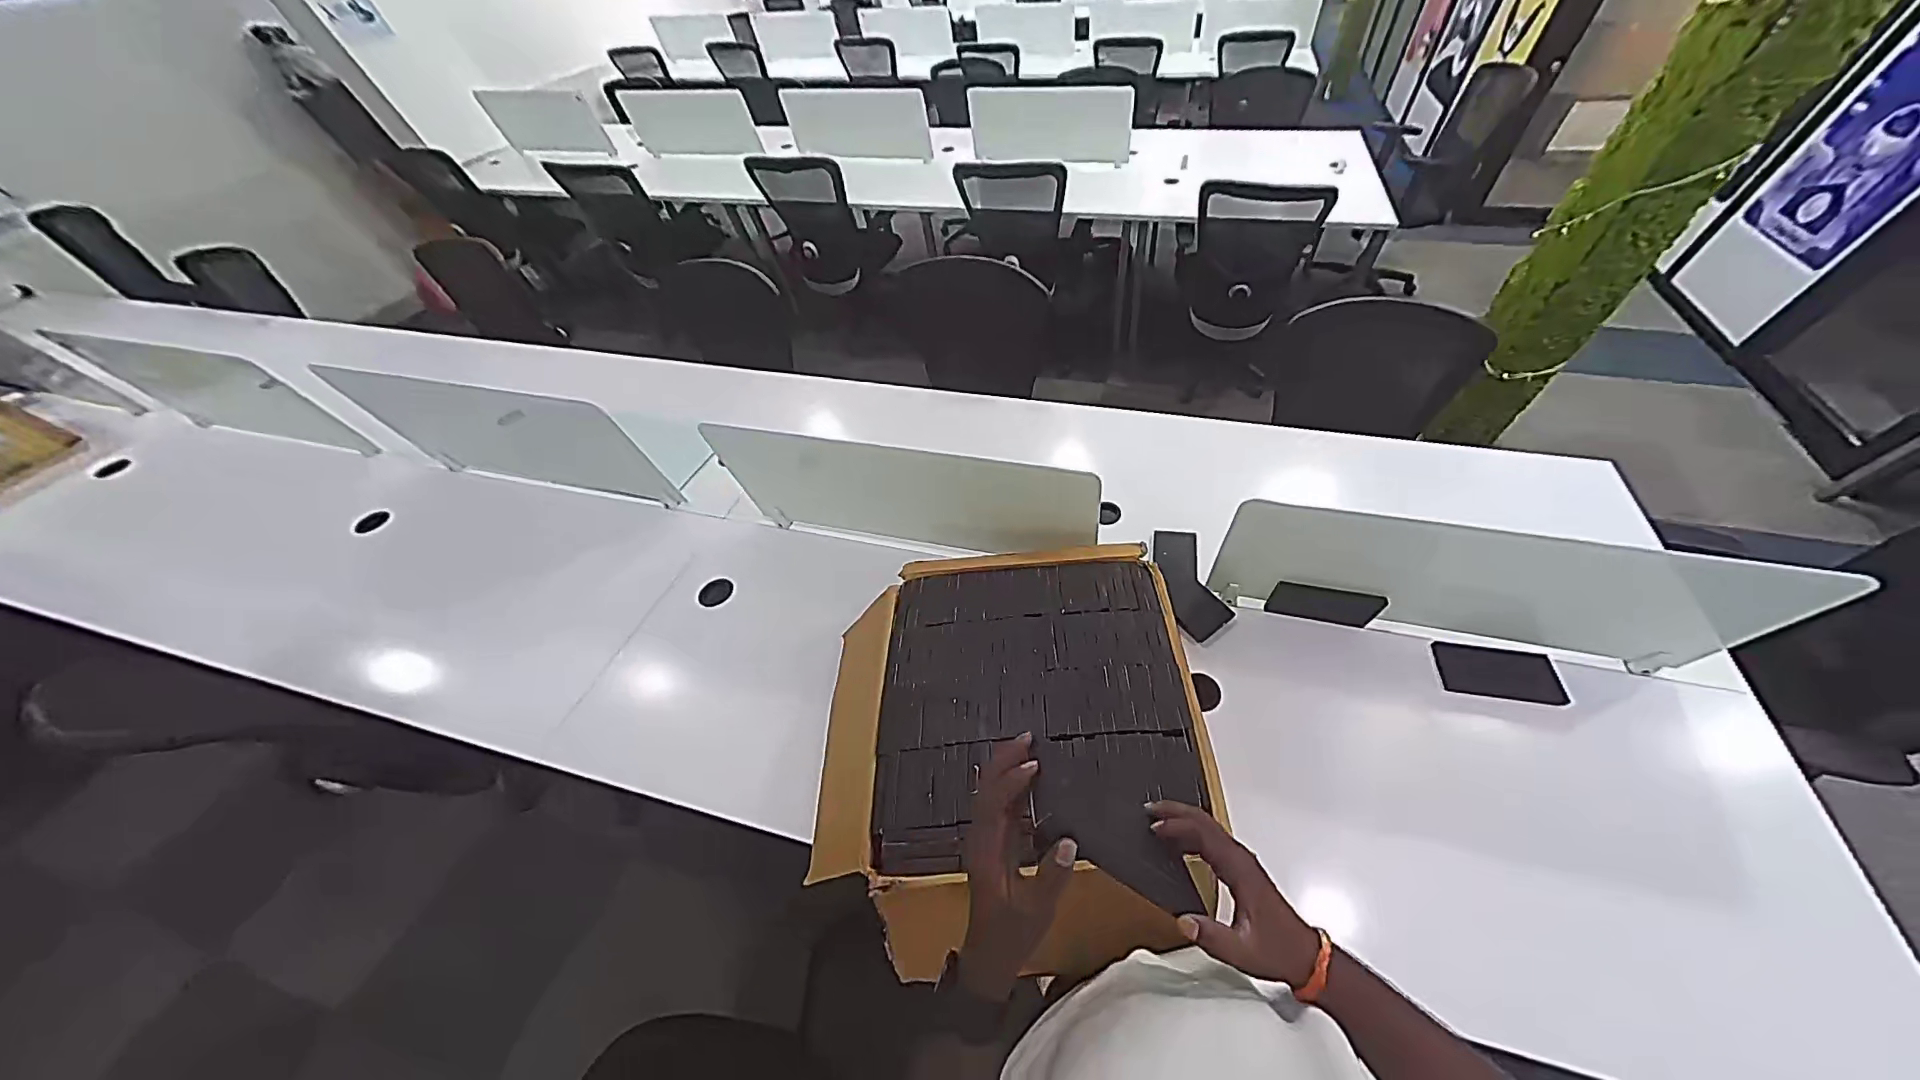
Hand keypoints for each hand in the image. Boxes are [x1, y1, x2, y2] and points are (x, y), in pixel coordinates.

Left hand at [959, 733, 1076, 1000]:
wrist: (988, 956)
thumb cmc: (1011, 934)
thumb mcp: (1036, 909)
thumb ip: (1052, 877)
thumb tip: (1070, 842)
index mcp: (987, 850)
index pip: (994, 805)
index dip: (1011, 782)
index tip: (1034, 765)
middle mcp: (981, 837)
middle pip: (987, 790)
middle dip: (1003, 761)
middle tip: (1026, 737)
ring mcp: (985, 839)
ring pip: (990, 794)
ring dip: (1005, 768)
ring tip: (1026, 746)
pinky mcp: (993, 844)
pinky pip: (999, 805)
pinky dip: (1010, 786)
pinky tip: (1025, 777)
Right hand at [1148, 801, 1319, 985]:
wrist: (1305, 956)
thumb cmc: (1280, 950)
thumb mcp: (1242, 951)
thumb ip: (1211, 937)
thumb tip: (1183, 922)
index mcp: (1241, 871)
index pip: (1205, 835)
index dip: (1177, 826)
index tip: (1155, 827)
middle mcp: (1242, 860)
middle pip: (1206, 822)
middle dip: (1176, 811)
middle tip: (1151, 809)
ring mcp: (1242, 862)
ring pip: (1209, 828)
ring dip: (1183, 819)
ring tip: (1158, 820)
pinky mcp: (1241, 868)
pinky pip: (1212, 840)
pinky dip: (1192, 833)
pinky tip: (1179, 843)